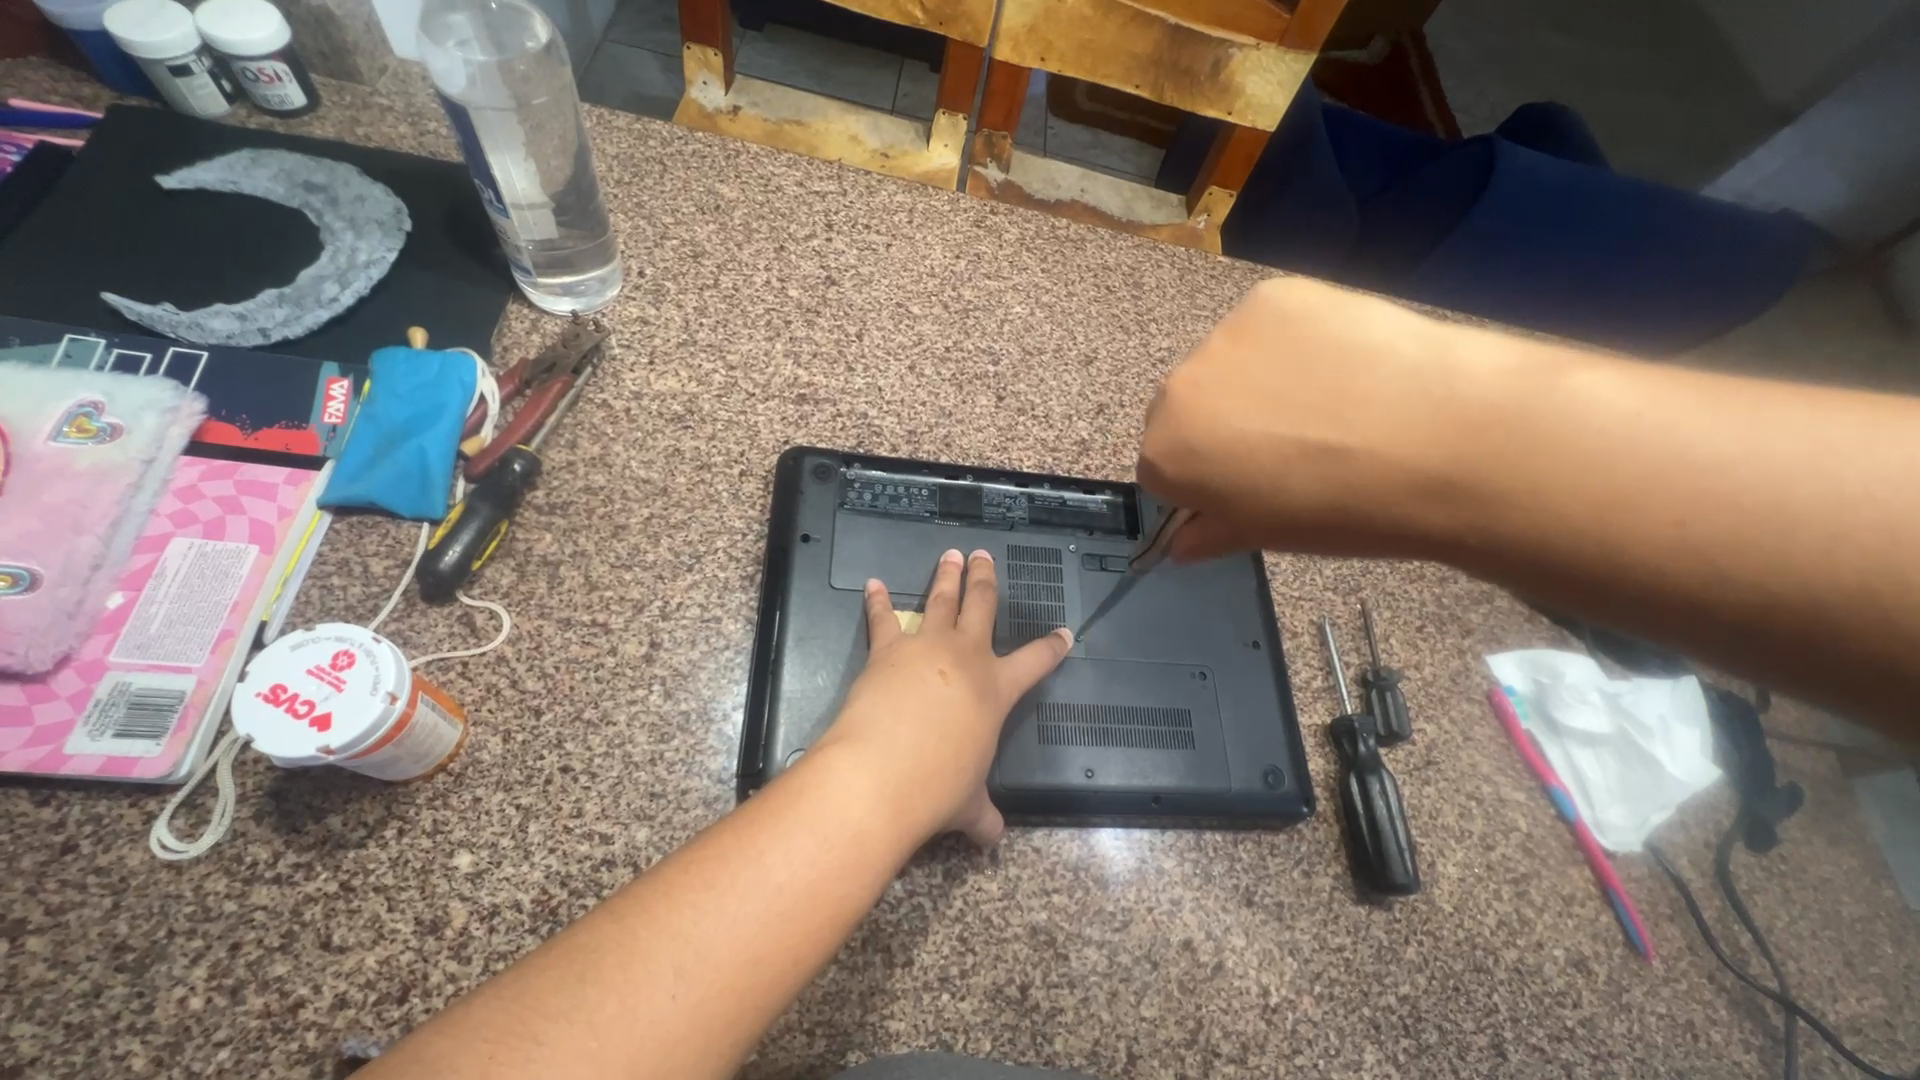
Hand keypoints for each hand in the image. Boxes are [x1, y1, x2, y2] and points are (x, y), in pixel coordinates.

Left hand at [810, 549, 1072, 846]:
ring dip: (946, 576)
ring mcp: (926, 647)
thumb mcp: (968, 806)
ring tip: (949, 554)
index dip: (1052, 647)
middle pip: (982, 606)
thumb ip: (982, 817)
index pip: (1036, 662)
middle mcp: (966, 657)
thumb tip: (992, 839)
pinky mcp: (887, 649)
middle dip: (985, 579)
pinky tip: (873, 584)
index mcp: (997, 690)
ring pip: (940, 599)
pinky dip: (877, 600)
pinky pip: (883, 618)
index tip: (1064, 632)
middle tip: (984, 556)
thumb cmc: (939, 788)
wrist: (885, 773)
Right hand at [1136, 276, 1512, 562]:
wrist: (1443, 439)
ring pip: (1223, 364)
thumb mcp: (1265, 537)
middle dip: (1216, 427)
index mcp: (1165, 454)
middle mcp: (1176, 388)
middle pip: (1182, 410)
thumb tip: (1184, 540)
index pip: (1159, 470)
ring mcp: (1224, 334)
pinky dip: (1290, 344)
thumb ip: (1209, 535)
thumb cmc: (1344, 508)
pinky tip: (1339, 366)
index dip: (1202, 483)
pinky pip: (1265, 326)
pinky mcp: (1274, 295)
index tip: (1246, 490)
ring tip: (1323, 402)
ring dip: (1251, 382)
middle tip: (1284, 446)